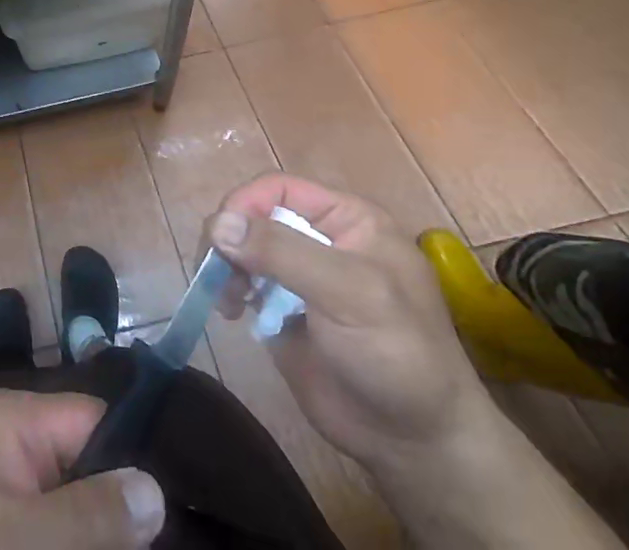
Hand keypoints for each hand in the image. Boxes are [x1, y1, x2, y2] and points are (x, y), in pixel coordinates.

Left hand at [0, 390, 165, 549]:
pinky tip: (99, 546)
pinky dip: (78, 537)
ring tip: (133, 545)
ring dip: (101, 529)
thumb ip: (93, 513)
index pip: (97, 419)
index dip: (131, 462)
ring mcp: (12, 481)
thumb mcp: (26, 534)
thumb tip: (156, 492)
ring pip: (81, 499)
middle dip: (118, 504)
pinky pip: (59, 520)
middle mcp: (17, 438)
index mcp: (16, 417)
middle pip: (92, 462)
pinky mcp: (8, 520)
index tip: (166, 507)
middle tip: (151, 538)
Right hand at [201, 174, 491, 466]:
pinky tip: (231, 313)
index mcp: (348, 220)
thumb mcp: (350, 293)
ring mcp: (300, 277)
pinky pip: (243, 284)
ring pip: (243, 248)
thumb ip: (284, 253)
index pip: (280, 189)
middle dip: (229, 238)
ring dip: (224, 266)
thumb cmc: (397, 354)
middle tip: (215, 272)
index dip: (245, 204)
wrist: (413, 440)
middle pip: (254, 215)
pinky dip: (227, 290)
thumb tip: (218, 222)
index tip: (220, 238)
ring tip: (226, 300)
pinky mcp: (281, 311)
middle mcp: (321, 240)